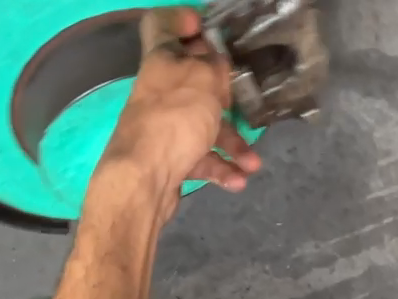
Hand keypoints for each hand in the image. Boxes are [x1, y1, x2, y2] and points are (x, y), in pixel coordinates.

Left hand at [92, 8, 262, 217]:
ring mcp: (164, 129)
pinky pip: (200, 160)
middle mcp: (160, 92)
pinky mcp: (170, 162)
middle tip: (241, 104)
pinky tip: (239, 180)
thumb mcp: (205, 80)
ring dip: (232, 145)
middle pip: (195, 85)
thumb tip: (218, 67)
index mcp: (162, 61)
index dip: (180, 20)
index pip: (161, 25)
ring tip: (253, 163)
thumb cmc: (175, 118)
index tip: (202, 26)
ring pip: (204, 129)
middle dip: (225, 99)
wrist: (144, 179)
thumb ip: (216, 67)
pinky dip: (221, 169)